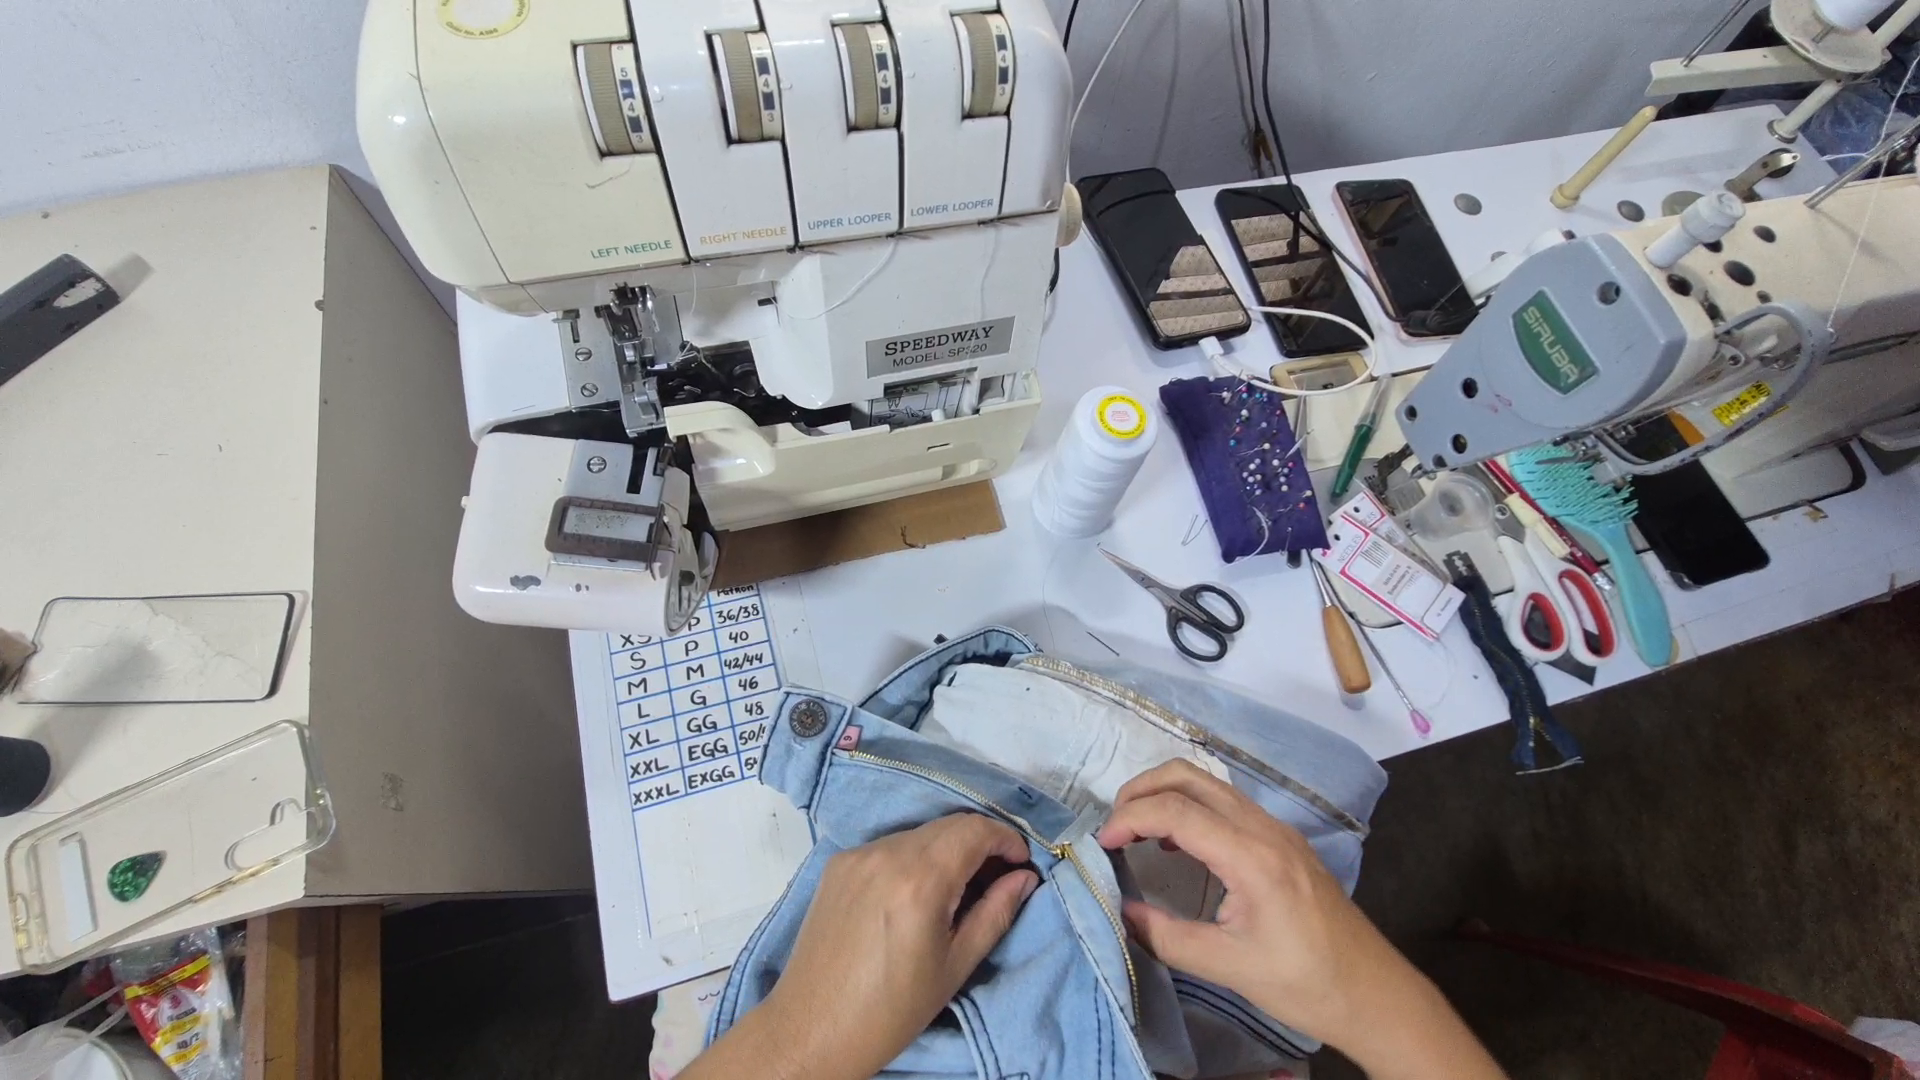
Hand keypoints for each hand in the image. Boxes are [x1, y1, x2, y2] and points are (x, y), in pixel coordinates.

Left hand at [685, 813, 1039, 1079]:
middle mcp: (888, 853)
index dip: (1005, 838)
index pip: (975, 830)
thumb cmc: (892, 1010)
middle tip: (996, 875)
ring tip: (956, 888)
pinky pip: (889, 845)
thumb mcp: (955, 966)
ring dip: (946, 848)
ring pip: (919, 834)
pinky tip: (914, 892)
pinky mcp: (839, 862)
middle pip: (949, 825)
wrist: (812, 1029)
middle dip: (980, 842)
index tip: (1020, 862)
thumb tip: (1024, 877)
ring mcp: (859, 854)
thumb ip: (995, 913)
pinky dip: (912, 857)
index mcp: (921, 880)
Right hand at [1097, 762, 1505, 1079]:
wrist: (1378, 995)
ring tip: (1134, 831)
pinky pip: (1223, 801)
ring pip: (1206, 782)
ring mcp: (1275, 828)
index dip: (1130, 818)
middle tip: (1113, 826)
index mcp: (1252, 856)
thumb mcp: (1231, 968)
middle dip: (1141, 790)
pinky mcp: (1280, 838)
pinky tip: (1175, 844)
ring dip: (1163, 794)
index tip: (1102, 843)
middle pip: (1188, 776)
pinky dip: (1187, 806)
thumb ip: (1168, 937)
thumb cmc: (1307, 984)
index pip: (1176, 810)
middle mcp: (1263, 827)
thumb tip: (1118, 910)